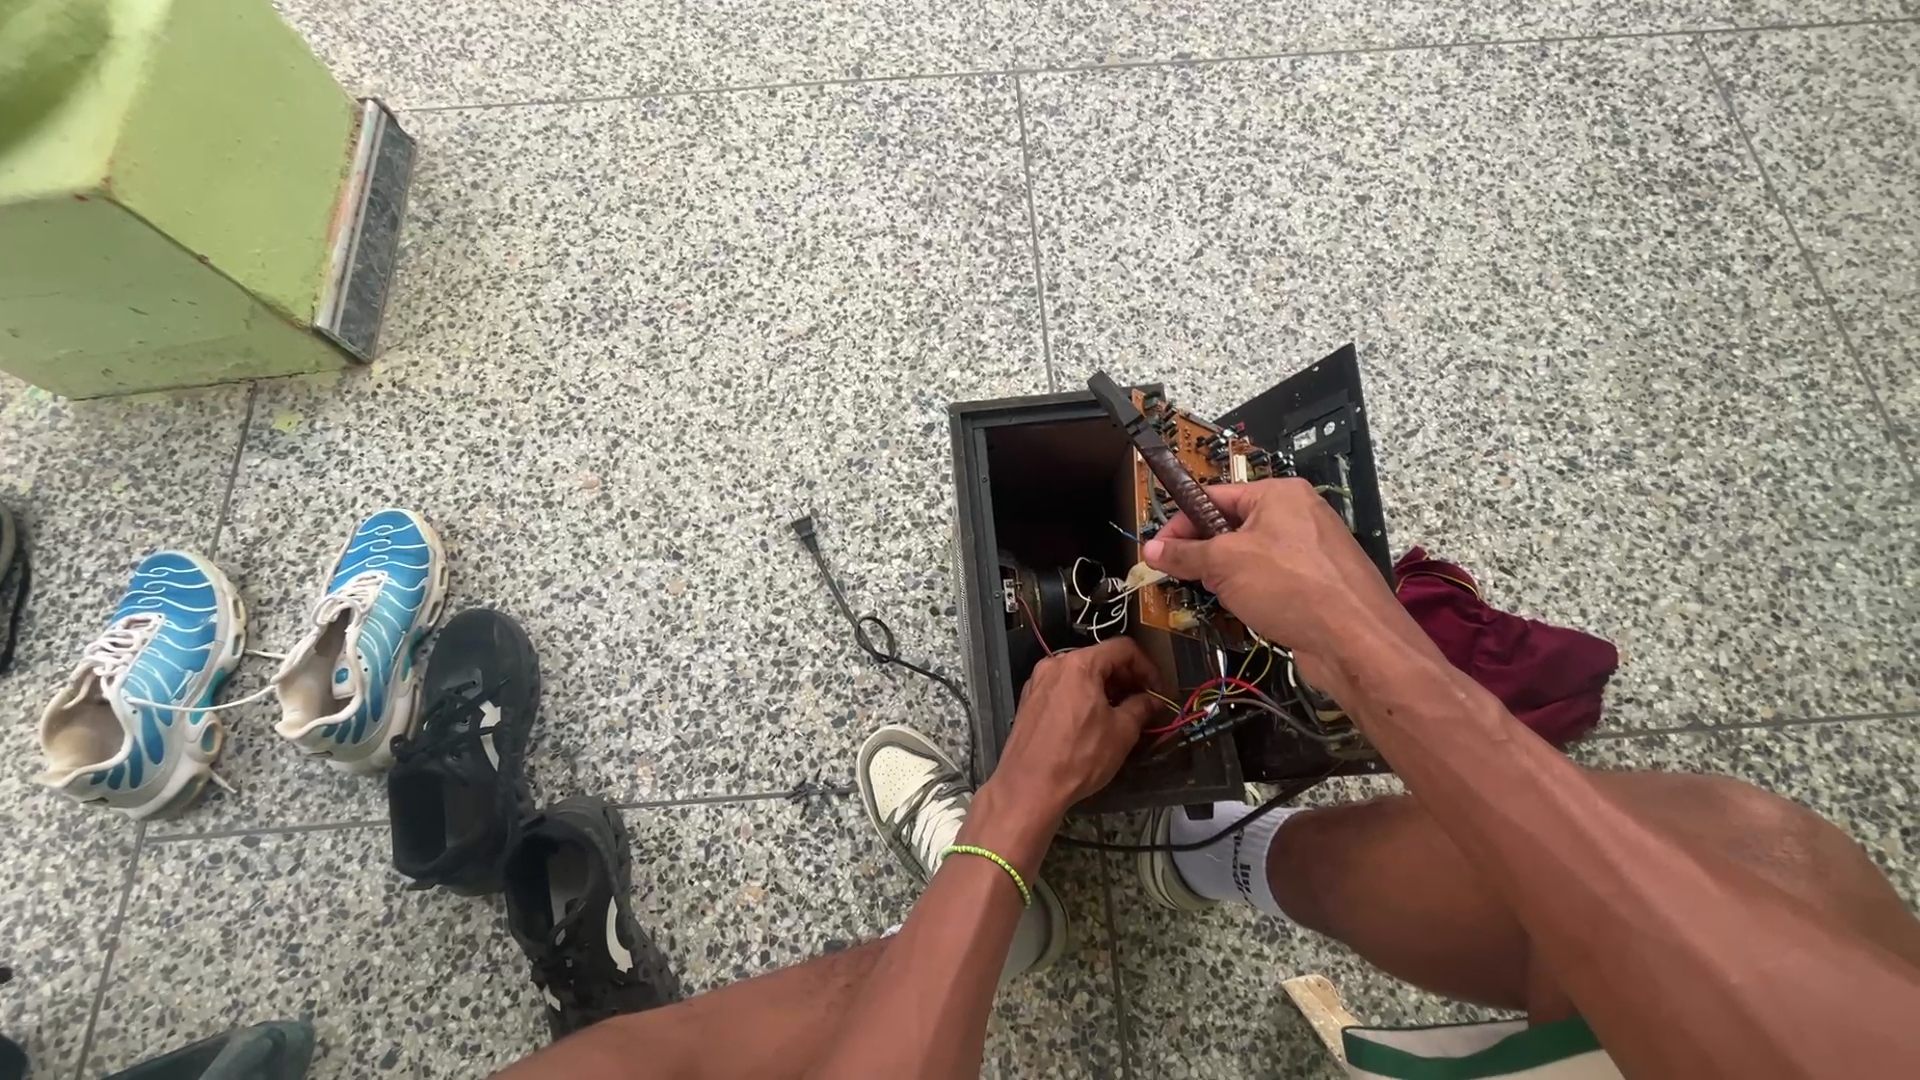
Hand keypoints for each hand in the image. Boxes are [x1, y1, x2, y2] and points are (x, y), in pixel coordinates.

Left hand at [989, 638, 1163, 820]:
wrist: (1028, 786)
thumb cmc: (1078, 757)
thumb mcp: (1120, 733)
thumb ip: (1141, 708)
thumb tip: (1152, 700)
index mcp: (1079, 664)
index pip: (1122, 648)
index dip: (1147, 666)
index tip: (1157, 689)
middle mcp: (1054, 664)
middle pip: (1099, 658)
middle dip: (1126, 677)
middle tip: (1143, 702)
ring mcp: (1038, 681)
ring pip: (1080, 673)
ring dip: (1105, 687)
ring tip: (1121, 713)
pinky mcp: (1029, 699)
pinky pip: (1063, 687)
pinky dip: (1083, 695)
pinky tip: (1093, 720)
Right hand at [1142, 479, 1423, 696]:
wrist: (1356, 641)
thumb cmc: (1288, 586)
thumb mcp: (1224, 564)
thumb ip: (1184, 555)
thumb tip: (1150, 549)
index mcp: (1278, 494)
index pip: (1213, 497)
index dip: (1180, 522)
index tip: (1156, 550)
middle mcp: (1297, 514)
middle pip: (1231, 526)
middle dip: (1203, 553)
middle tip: (1180, 576)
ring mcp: (1311, 549)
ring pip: (1250, 555)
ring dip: (1225, 576)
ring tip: (1213, 596)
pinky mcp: (1318, 581)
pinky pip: (1271, 578)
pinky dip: (1250, 591)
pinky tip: (1243, 611)